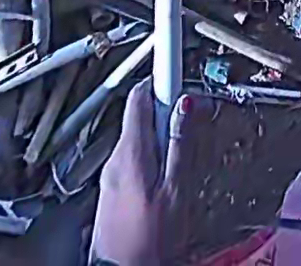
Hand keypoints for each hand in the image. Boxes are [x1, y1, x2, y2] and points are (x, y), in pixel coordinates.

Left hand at [90, 83, 190, 265]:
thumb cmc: (150, 242)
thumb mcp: (176, 190)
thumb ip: (181, 144)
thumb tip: (185, 105)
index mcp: (132, 151)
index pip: (140, 95)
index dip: (159, 75)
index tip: (171, 58)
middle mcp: (116, 156)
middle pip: (142, 113)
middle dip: (166, 113)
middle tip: (190, 123)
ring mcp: (110, 172)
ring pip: (139, 136)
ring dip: (160, 137)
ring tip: (178, 162)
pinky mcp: (110, 187)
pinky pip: (133, 156)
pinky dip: (150, 155)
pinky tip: (163, 178)